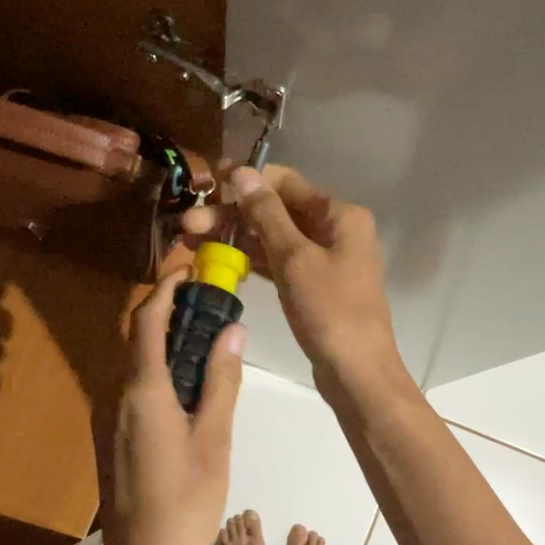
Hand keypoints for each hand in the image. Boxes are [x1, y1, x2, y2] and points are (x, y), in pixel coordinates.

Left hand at [100, 270, 245, 544]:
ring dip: (164, 345)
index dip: (165, 287)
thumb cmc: (187, 506)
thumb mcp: (214, 441)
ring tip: (207, 341)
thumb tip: (231, 330)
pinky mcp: (110, 442)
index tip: (191, 268)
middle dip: (169, 313)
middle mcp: (114, 398)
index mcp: (140, 392)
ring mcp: (107, 422)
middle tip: (211, 304)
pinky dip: (157, 375)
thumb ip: (221, 381)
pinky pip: (131, 392)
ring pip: (133, 366)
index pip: (146, 320)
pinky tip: (188, 390)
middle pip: (136, 339)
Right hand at [184, 165, 398, 379]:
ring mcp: (325, 260)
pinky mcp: (314, 287)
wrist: (356, 372)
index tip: (206, 184)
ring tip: (191, 241)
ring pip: (274, 238)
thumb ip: (266, 215)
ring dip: (236, 238)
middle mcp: (336, 230)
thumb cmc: (330, 311)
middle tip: (188, 224)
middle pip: (277, 211)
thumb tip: (241, 172)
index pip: (285, 182)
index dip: (245, 181)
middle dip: (232, 215)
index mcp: (340, 215)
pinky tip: (220, 262)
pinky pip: (279, 263)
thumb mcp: (294, 259)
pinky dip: (252, 261)